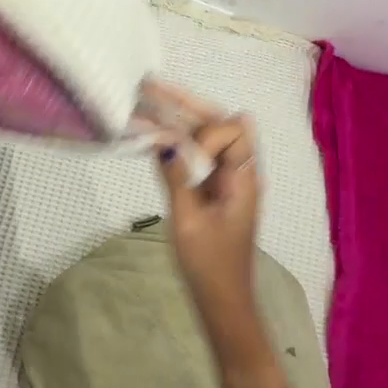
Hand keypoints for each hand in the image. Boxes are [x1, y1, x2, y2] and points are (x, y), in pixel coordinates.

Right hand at [148, 83, 261, 311]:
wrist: (222, 301)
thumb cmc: (209, 265)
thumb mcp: (188, 222)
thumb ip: (176, 179)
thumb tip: (163, 143)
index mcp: (243, 178)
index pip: (232, 130)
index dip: (206, 135)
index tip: (186, 161)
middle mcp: (239, 172)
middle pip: (218, 123)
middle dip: (185, 104)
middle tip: (151, 87)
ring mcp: (226, 180)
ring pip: (206, 137)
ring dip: (177, 119)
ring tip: (144, 102)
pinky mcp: (213, 190)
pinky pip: (197, 156)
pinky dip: (176, 142)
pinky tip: (150, 135)